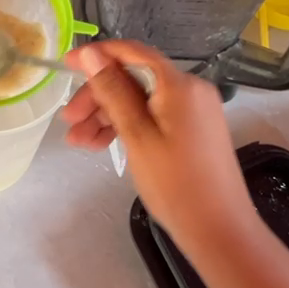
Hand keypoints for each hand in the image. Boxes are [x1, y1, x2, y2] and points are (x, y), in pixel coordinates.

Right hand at [59, 40, 254, 242]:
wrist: (221, 235)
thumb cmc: (176, 184)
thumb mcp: (136, 134)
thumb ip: (113, 90)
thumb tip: (91, 54)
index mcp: (179, 85)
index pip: (132, 53)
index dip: (97, 54)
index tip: (66, 65)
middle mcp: (189, 90)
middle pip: (133, 79)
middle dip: (97, 96)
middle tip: (69, 120)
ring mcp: (192, 111)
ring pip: (139, 100)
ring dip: (106, 116)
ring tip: (79, 142)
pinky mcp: (192, 130)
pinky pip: (152, 116)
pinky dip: (126, 127)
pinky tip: (100, 145)